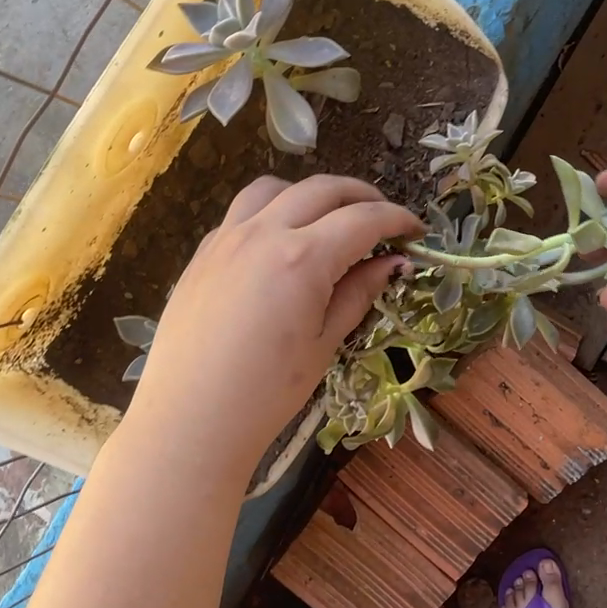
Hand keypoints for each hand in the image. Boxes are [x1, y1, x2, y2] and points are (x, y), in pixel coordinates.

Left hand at [128, 174, 422, 459]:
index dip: (396, 220)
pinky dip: (273, 210)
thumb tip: (391, 264)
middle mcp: (263, 233)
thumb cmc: (266, 393)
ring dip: (311, 194)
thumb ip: (358, 293)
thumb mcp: (325, 343)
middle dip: (361, 196)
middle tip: (384, 217)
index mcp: (302, 258)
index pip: (362, 220)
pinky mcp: (204, 253)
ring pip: (275, 188)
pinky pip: (243, 212)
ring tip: (330, 217)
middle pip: (322, 190)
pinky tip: (282, 241)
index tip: (416, 230)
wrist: (190, 419)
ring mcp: (227, 238)